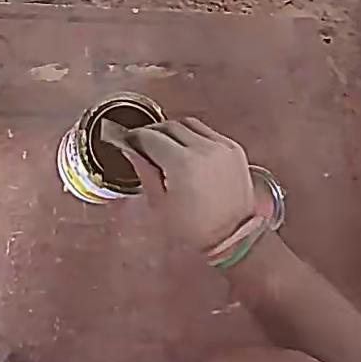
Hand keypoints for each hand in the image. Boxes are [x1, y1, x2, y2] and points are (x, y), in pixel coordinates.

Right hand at [117, 118, 256, 251]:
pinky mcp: (233, 149)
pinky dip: (192, 135)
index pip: (149, 137)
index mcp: (182, 163)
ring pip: (188, 124)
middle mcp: (203, 149)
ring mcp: (221, 147)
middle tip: (140, 143)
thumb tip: (131, 151)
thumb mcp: (159, 203)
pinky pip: (207, 132)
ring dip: (172, 130)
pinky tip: (185, 148)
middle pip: (168, 126)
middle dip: (150, 132)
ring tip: (162, 144)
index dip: (134, 137)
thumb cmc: (195, 229)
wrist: (234, 238)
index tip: (126, 141)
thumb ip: (144, 171)